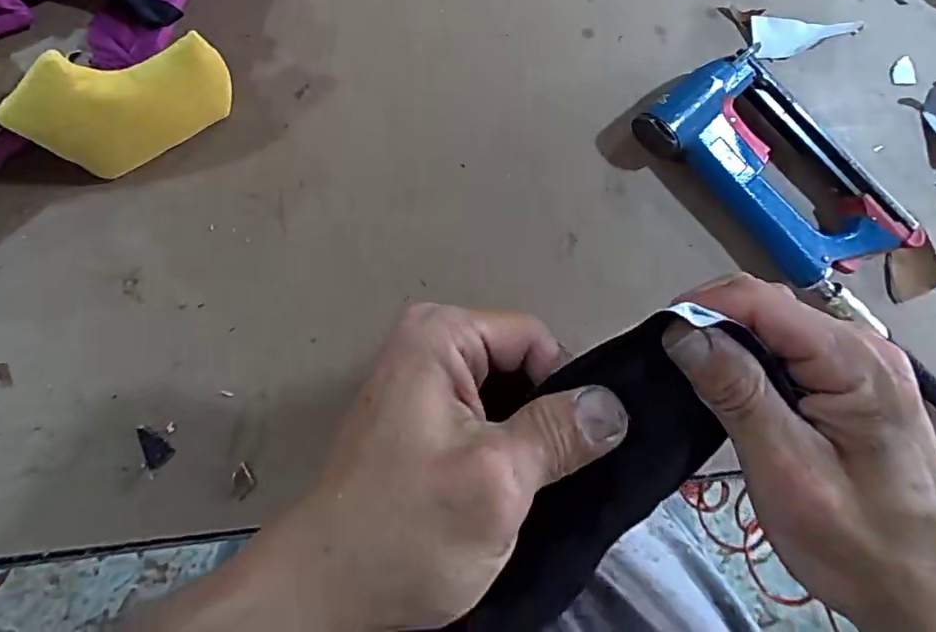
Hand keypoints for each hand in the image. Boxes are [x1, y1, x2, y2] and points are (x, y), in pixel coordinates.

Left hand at [137, 303, 627, 630]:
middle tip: (555, 473)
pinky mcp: (419, 418)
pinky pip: (482, 417)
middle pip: (521, 365)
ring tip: (532, 486)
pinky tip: (506, 489)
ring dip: (525, 439)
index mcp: (441, 333)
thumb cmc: (402, 531)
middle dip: (544, 416)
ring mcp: (420, 381)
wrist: (319, 603)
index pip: (535, 340)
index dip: (564, 388)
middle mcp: (428, 342)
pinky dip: (502, 449)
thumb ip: (559, 434)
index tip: (577, 446)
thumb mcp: (495, 480)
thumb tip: (615, 406)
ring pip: (505, 395)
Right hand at [664, 276, 935, 631]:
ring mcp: (867, 362)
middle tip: (675, 356)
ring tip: (699, 369)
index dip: (707, 303)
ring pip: (782, 325)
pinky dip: (759, 356)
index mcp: (857, 361)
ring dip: (736, 338)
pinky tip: (740, 382)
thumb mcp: (787, 472)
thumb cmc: (859, 547)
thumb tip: (684, 331)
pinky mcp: (861, 381)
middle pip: (774, 306)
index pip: (765, 301)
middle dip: (717, 320)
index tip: (663, 330)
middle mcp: (866, 346)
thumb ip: (737, 394)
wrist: (925, 603)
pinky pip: (797, 348)